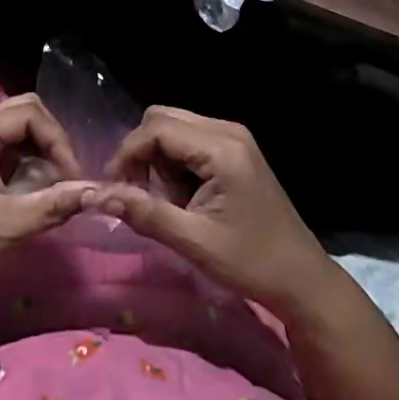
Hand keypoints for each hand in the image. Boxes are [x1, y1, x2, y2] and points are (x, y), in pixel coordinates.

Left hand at [0, 94, 93, 303]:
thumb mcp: (10, 225)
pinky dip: (35, 161)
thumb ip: (55, 204)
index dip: (57, 139)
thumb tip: (97, 191)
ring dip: (46, 150)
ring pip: (22, 129)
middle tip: (69, 175)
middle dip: (53, 139)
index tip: (74, 177)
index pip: (27, 113)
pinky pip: (16, 148)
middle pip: (25, 112)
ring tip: (60, 184)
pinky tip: (45, 187)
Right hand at [93, 106, 329, 306]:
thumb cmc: (251, 263)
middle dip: (141, 151)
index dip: (127, 154)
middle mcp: (228, 131)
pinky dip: (173, 160)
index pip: (156, 129)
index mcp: (222, 149)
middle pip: (162, 118)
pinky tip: (182, 193)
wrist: (303, 281)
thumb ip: (144, 212)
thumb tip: (95, 196)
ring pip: (172, 126)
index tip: (114, 187)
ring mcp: (234, 137)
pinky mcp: (235, 148)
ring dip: (157, 156)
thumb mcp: (193, 242)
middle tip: (138, 191)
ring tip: (165, 198)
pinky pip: (188, 138)